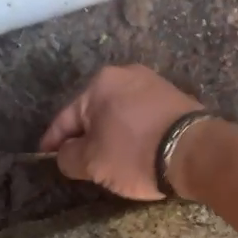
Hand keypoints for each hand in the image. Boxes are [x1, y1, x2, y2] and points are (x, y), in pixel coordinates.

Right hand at [39, 65, 205, 200]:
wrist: (192, 151)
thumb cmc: (134, 154)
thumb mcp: (92, 162)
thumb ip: (69, 157)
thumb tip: (65, 154)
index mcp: (99, 84)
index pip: (66, 117)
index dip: (52, 141)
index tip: (45, 156)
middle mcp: (125, 74)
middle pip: (94, 113)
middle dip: (84, 136)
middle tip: (78, 161)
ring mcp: (153, 84)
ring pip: (118, 115)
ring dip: (109, 136)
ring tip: (106, 160)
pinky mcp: (174, 99)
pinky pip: (141, 118)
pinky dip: (132, 134)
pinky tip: (133, 152)